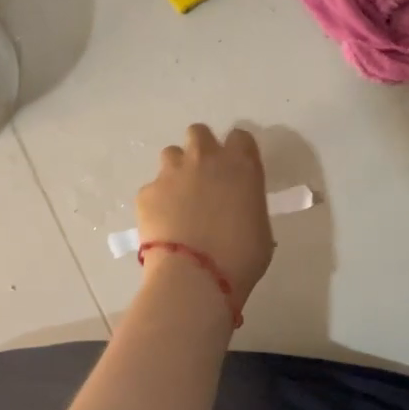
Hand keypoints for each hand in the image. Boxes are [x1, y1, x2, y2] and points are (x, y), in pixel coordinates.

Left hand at [135, 125, 273, 307]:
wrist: (196, 275)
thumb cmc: (241, 257)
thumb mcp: (261, 230)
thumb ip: (249, 206)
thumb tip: (238, 208)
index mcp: (241, 166)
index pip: (240, 137)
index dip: (238, 152)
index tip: (238, 170)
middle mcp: (205, 160)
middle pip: (199, 134)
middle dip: (202, 151)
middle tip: (206, 179)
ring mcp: (171, 173)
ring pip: (171, 155)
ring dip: (178, 172)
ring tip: (182, 202)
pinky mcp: (146, 192)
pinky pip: (153, 190)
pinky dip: (159, 203)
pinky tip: (165, 226)